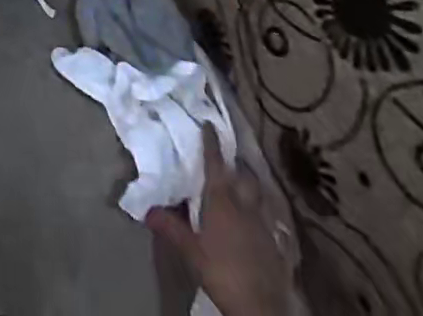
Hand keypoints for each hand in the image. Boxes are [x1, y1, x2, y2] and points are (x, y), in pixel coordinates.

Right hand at [145, 122, 290, 315]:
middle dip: (237, 164)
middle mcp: (245, 207)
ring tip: (243, 182)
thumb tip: (146, 209)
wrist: (261, 307)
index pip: (216, 165)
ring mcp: (264, 225)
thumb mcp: (190, 251)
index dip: (212, 144)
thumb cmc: (221, 271)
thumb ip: (170, 227)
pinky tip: (258, 219)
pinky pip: (268, 219)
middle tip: (229, 155)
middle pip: (245, 177)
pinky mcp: (276, 244)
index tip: (209, 125)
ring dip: (251, 185)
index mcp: (222, 202)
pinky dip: (261, 212)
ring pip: (259, 195)